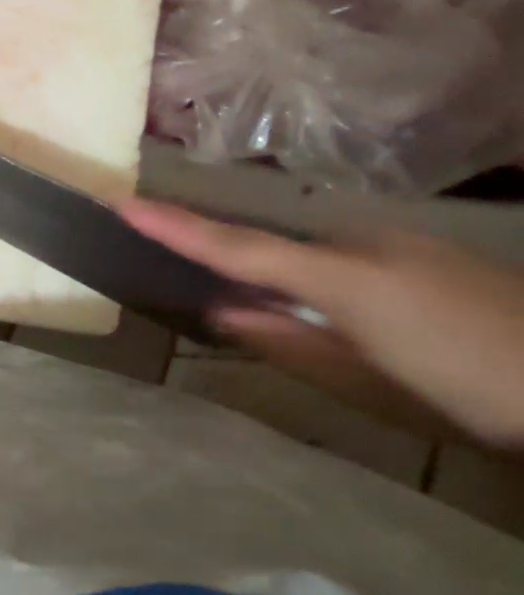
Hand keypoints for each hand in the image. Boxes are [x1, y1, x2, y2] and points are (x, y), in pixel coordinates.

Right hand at [120, 200, 523, 451]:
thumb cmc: (472, 389)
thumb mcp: (364, 379)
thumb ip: (284, 339)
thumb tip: (220, 309)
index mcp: (345, 276)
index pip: (238, 247)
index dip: (177, 228)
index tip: (122, 205)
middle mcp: (370, 244)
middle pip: (272, 242)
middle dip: (223, 252)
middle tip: (170, 260)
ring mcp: (407, 245)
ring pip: (311, 250)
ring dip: (273, 269)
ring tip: (248, 299)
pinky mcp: (432, 256)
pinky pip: (345, 255)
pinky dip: (314, 273)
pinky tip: (323, 305)